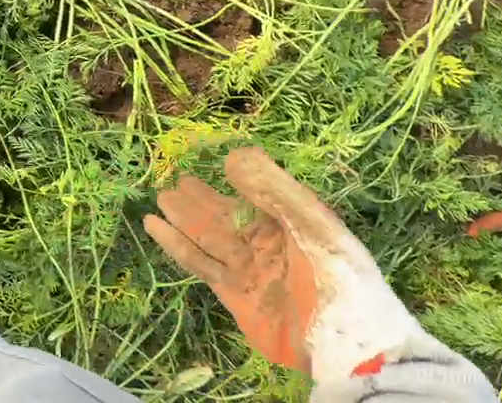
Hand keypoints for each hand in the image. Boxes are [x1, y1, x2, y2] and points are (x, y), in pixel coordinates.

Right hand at [144, 147, 418, 378]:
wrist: (348, 347)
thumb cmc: (340, 279)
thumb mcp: (314, 226)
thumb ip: (274, 189)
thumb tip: (230, 155)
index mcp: (288, 225)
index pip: (253, 195)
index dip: (233, 179)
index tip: (215, 161)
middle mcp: (264, 244)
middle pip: (224, 215)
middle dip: (200, 199)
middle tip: (176, 182)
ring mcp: (246, 269)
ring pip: (205, 235)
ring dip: (182, 216)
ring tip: (161, 197)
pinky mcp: (231, 293)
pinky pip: (196, 262)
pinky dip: (174, 243)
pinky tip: (153, 226)